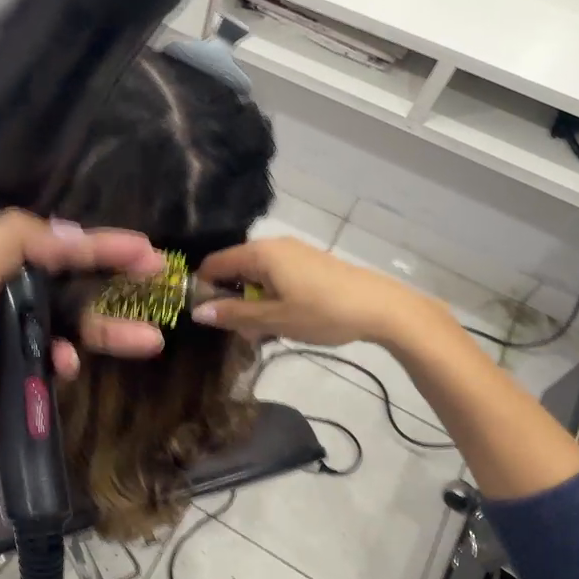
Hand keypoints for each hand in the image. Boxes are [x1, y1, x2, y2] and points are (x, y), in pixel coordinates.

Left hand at [0, 211, 167, 464]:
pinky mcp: (16, 371)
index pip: (55, 245)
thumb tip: (74, 232)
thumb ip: (16, 241)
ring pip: (72, 324)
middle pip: (72, 282)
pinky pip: (56, 359)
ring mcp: (11, 334)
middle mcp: (4, 293)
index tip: (146, 249)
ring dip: (108, 330)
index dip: (101, 244)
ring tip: (148, 340)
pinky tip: (66, 367)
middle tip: (159, 282)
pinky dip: (66, 360)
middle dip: (116, 284)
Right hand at [190, 237, 453, 346]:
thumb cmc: (322, 312)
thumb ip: (234, 315)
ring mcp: (293, 253)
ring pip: (256, 277)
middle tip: (243, 333)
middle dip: (232, 301)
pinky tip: (285, 322)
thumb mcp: (274, 319)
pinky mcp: (309, 264)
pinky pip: (276, 278)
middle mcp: (273, 245)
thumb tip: (197, 312)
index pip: (214, 263)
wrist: (381, 308)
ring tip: (267, 332)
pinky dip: (272, 298)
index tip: (206, 317)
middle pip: (235, 270)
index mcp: (260, 253)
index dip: (204, 288)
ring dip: (253, 304)